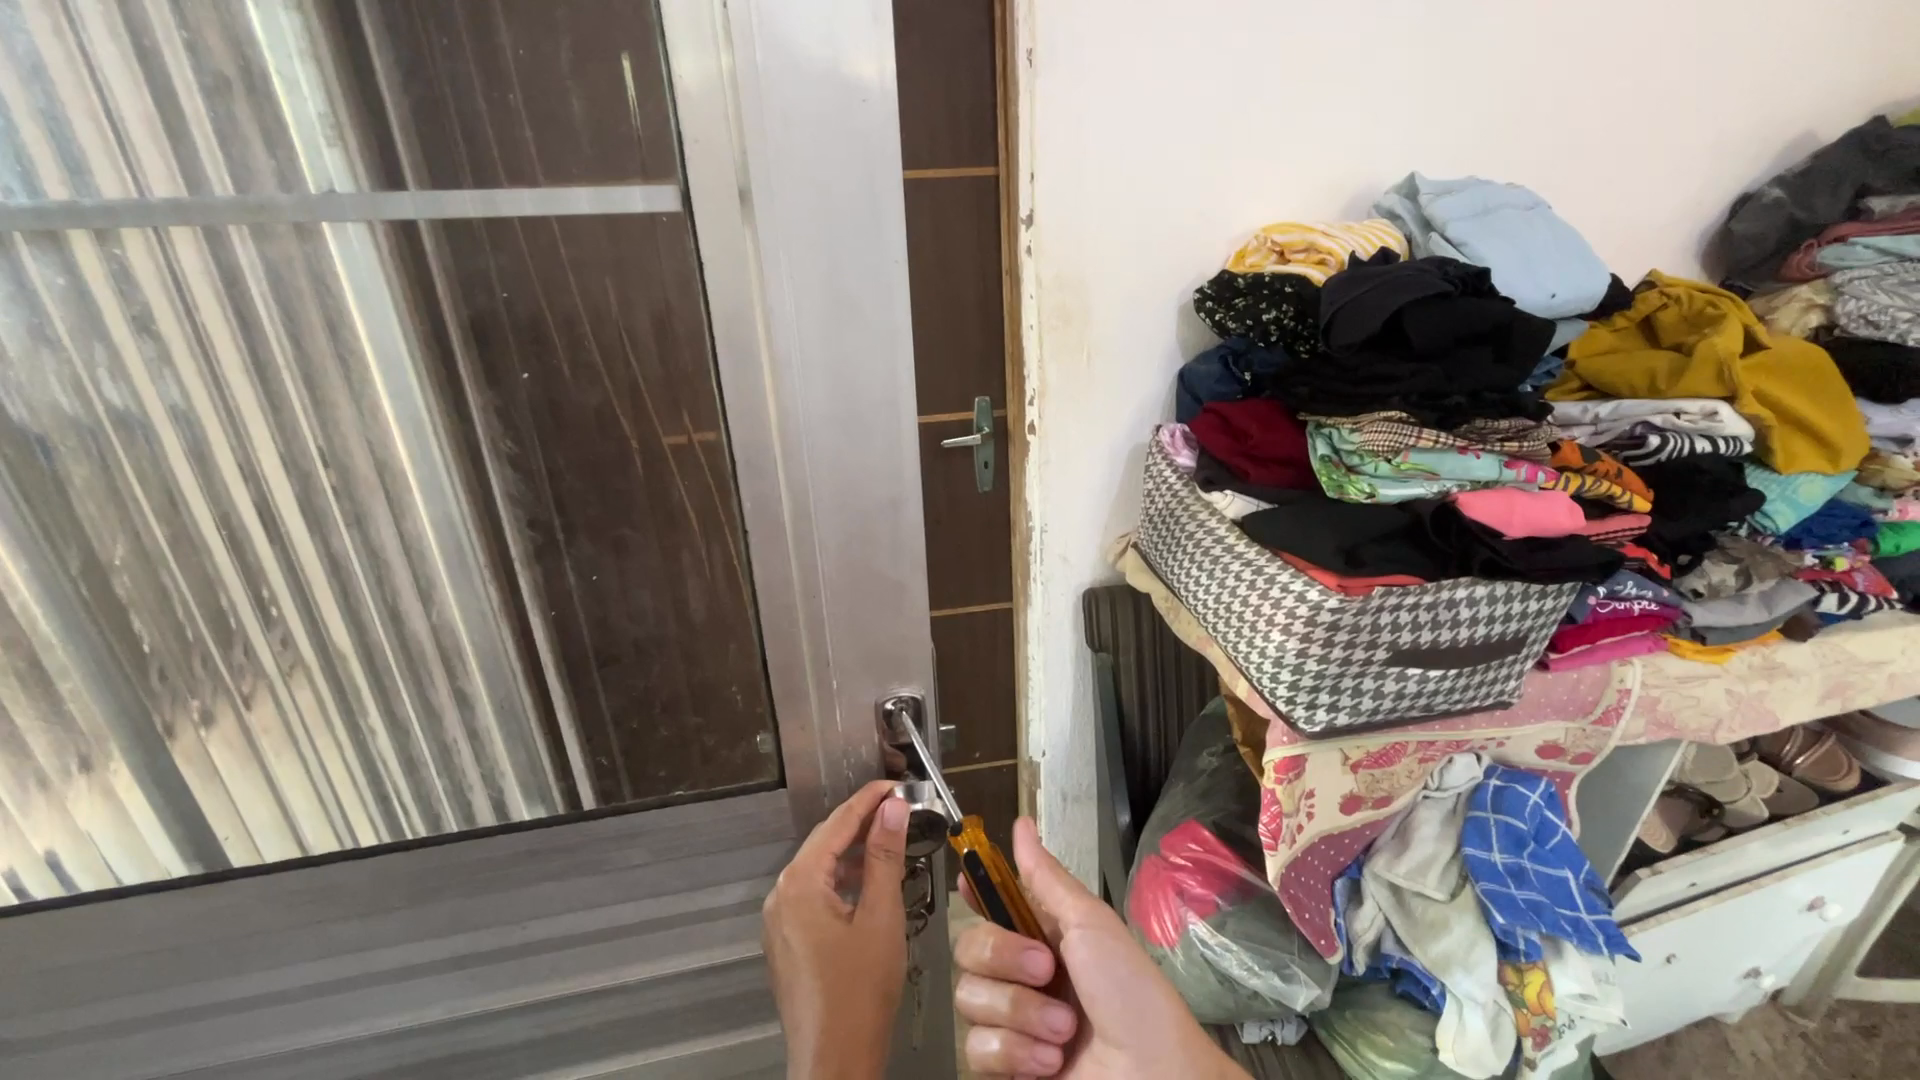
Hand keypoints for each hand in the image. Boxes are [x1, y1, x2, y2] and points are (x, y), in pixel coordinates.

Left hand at [764, 779, 909, 1079]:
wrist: (835, 1059)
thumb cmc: (861, 989)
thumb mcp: (881, 917)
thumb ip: (885, 856)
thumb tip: (892, 808)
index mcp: (799, 883)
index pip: (837, 824)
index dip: (868, 799)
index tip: (896, 784)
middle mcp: (780, 895)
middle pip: (823, 843)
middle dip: (860, 822)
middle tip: (898, 807)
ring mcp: (779, 920)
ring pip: (819, 869)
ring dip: (853, 852)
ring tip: (890, 840)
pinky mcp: (786, 941)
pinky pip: (814, 894)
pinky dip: (842, 880)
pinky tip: (868, 883)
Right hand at [953, 818, 1248, 1078]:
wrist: (1152, 1075)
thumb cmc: (1130, 991)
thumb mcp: (1092, 924)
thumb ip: (1047, 878)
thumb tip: (1021, 824)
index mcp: (1041, 935)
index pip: (990, 906)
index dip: (975, 894)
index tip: (968, 888)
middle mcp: (1020, 975)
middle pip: (969, 949)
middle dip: (1005, 960)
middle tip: (1047, 971)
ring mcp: (1011, 1022)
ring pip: (969, 999)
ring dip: (1020, 1014)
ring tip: (1064, 1032)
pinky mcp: (1004, 1066)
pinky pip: (977, 1048)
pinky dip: (1015, 1054)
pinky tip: (1050, 1063)